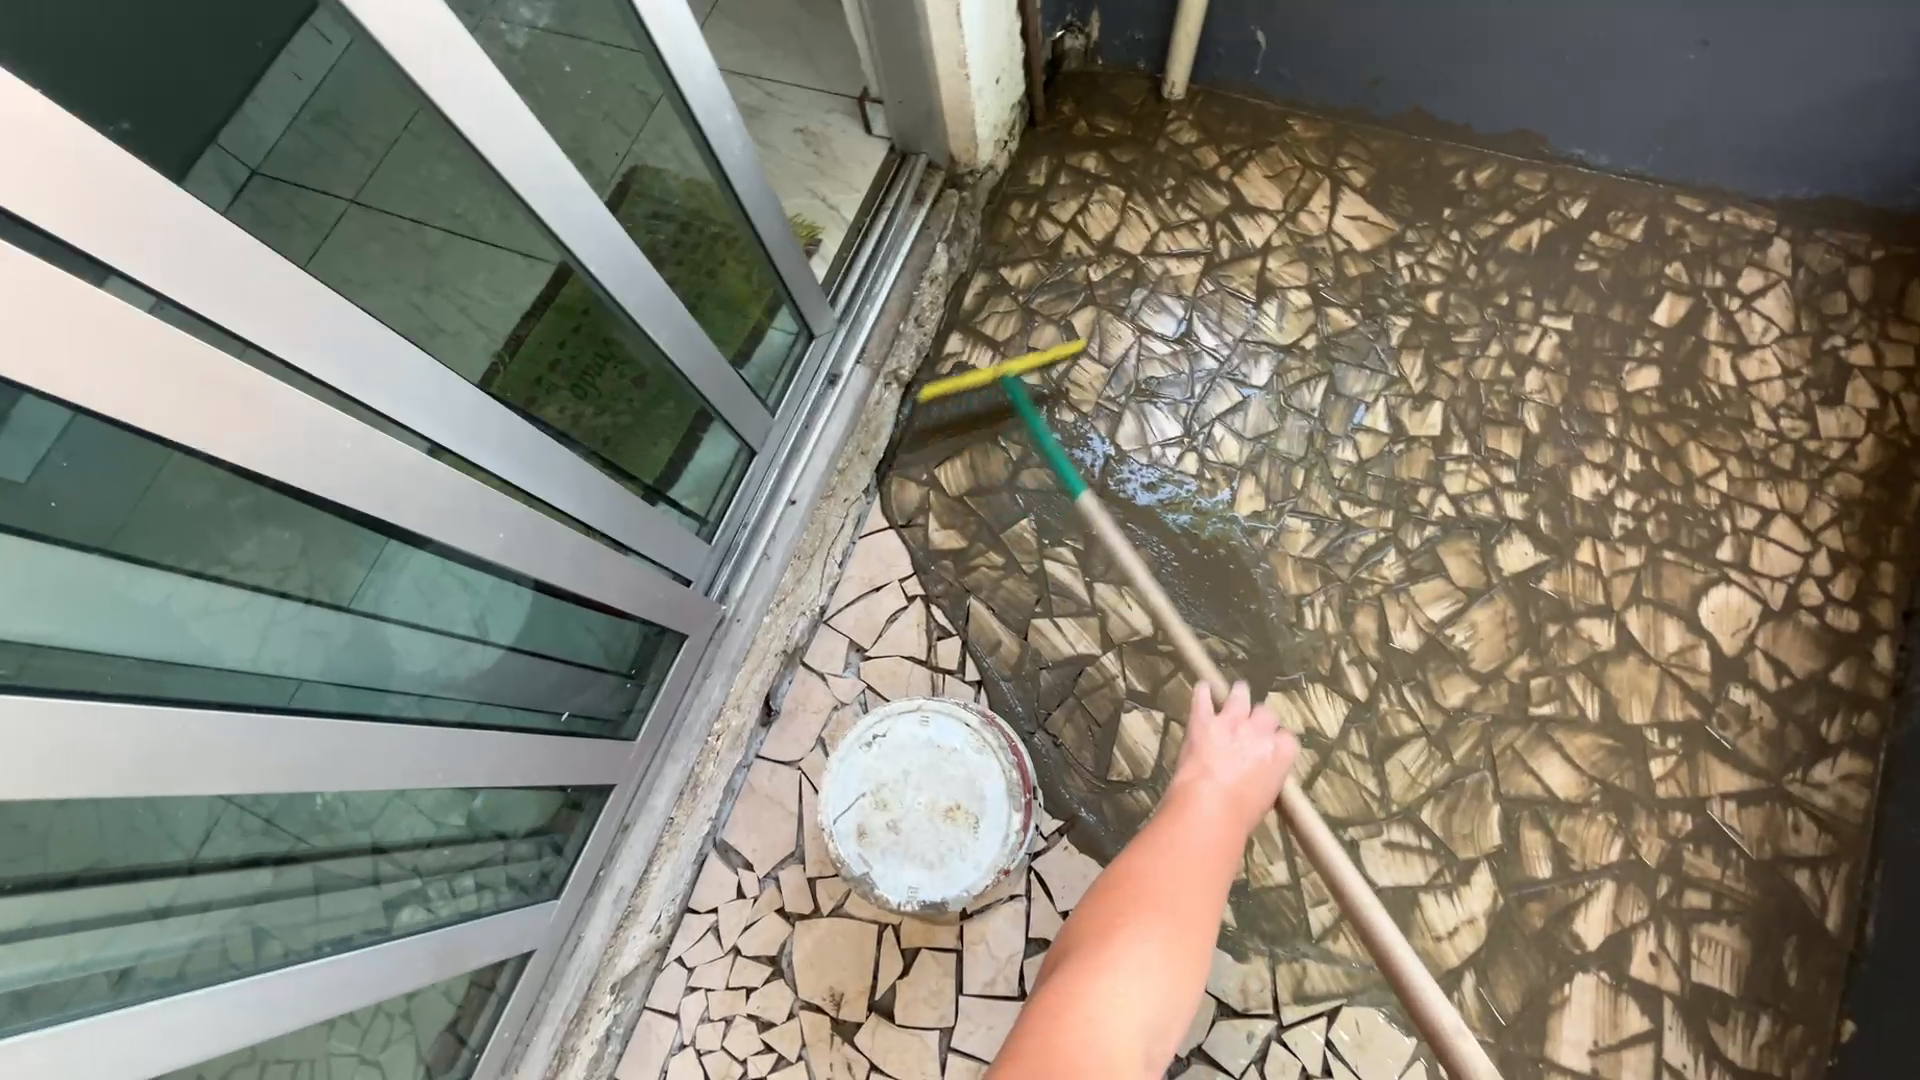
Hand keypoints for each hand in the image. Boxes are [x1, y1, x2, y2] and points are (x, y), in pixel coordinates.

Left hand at [1166, 680, 1298, 834]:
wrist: (1209, 804)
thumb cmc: (1242, 812)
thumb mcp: (1268, 796)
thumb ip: (1268, 774)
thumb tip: (1260, 772)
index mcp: (1282, 752)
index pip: (1287, 738)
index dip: (1277, 740)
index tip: (1271, 745)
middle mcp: (1260, 731)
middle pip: (1266, 713)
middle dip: (1260, 718)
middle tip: (1253, 723)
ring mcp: (1231, 721)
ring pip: (1239, 697)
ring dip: (1238, 694)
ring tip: (1237, 691)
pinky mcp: (1203, 720)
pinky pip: (1203, 698)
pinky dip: (1202, 692)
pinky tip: (1202, 686)